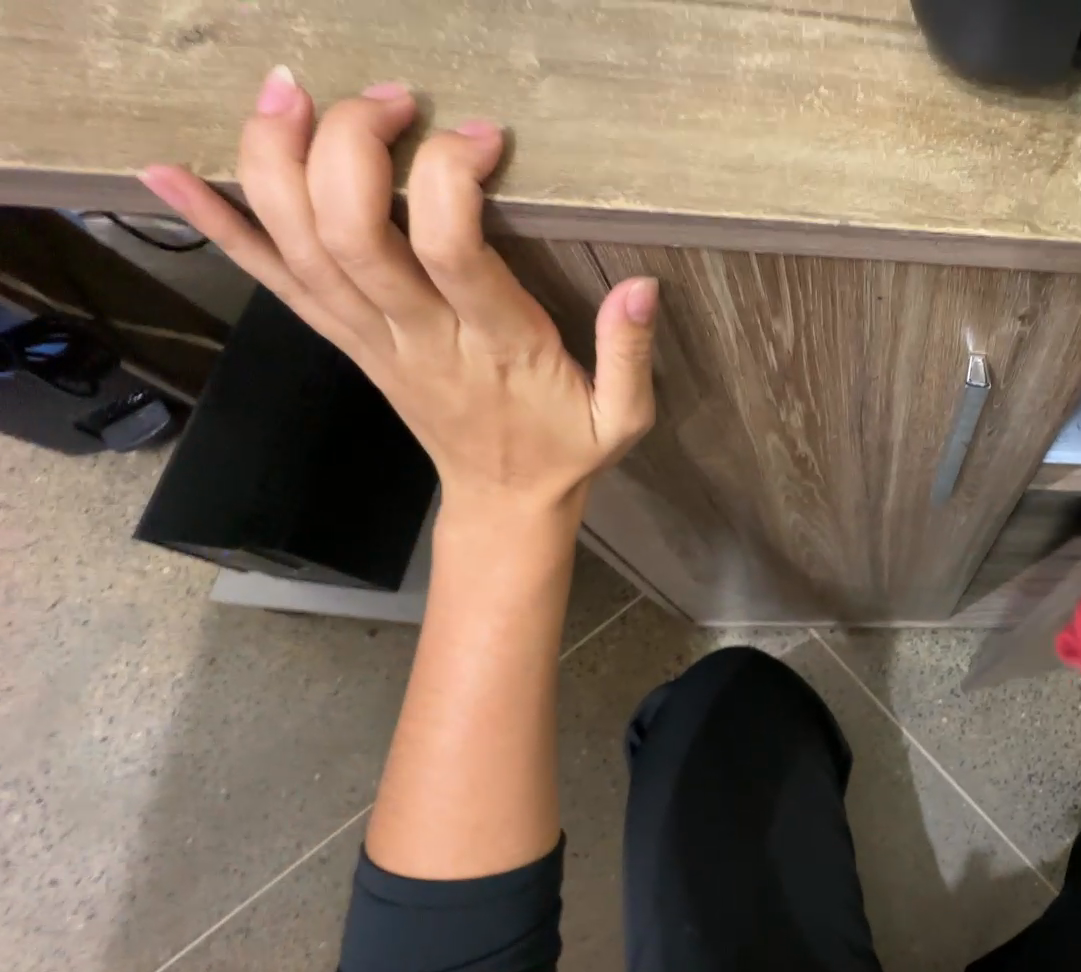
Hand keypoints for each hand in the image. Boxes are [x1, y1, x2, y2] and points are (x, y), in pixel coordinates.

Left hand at [136, 66, 657, 519]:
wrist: (504, 503)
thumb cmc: (566, 453)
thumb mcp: (625, 417)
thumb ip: (630, 352)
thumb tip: (643, 285)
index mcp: (497, 347)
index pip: (452, 248)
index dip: (452, 177)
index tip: (482, 137)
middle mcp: (421, 337)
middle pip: (353, 230)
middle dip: (354, 145)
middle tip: (390, 100)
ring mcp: (373, 340)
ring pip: (300, 245)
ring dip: (276, 161)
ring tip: (288, 93)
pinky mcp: (349, 345)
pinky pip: (276, 283)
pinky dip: (220, 227)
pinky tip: (169, 174)